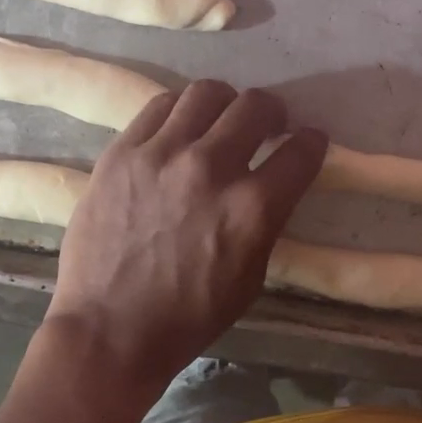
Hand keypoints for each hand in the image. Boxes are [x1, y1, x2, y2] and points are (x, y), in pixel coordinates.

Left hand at [44, 80, 327, 396]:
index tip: (307, 144)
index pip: (300, 153)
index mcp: (252, 210)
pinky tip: (180, 130)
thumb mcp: (248, 282)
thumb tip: (267, 194)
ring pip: (207, 94)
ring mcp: (162, 154)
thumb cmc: (187, 321)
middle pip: (256, 108)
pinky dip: (180, 112)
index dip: (311, 145)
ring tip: (220, 121)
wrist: (110, 329)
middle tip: (268, 125)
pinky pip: (160, 107)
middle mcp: (212, 169)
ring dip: (225, 104)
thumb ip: (263, 228)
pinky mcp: (122, 152)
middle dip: (273, 113)